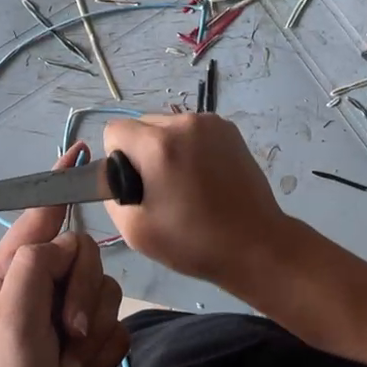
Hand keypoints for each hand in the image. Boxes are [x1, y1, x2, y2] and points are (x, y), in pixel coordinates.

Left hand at [0, 146, 130, 366]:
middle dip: (83, 292)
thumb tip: (63, 238)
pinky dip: (104, 351)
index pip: (36, 218)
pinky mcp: (94, 344)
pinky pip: (118, 324)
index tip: (81, 153)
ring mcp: (68, 317)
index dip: (58, 184)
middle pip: (83, 252)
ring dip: (92, 330)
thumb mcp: (10, 321)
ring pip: (106, 287)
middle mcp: (40, 289)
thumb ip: (37, 264)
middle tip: (68, 331)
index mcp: (8, 277)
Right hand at [102, 113, 288, 286]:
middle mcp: (183, 122)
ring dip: (165, 147)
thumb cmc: (193, 242)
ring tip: (185, 184)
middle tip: (160, 189)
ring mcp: (209, 122)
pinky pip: (192, 129)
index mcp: (158, 145)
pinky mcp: (228, 128)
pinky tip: (203, 175)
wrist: (255, 244)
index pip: (115, 131)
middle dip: (141, 151)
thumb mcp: (136, 230)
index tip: (134, 185)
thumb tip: (111, 173)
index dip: (117, 158)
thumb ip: (111, 194)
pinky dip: (189, 146)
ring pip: (167, 126)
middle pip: (141, 125)